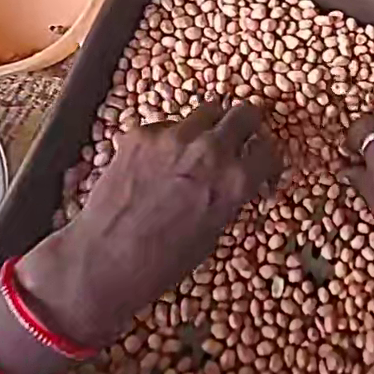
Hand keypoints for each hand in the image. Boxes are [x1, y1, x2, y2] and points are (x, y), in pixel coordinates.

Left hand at [20, 101, 278, 343]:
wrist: (105, 259)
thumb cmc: (162, 262)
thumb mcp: (212, 233)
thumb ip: (228, 197)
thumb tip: (233, 180)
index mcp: (235, 181)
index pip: (268, 150)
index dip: (265, 158)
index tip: (258, 164)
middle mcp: (211, 150)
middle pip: (245, 113)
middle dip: (246, 126)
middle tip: (238, 139)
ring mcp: (174, 137)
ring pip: (206, 111)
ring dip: (208, 127)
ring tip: (195, 148)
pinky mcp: (142, 133)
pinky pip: (166, 125)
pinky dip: (169, 139)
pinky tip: (156, 163)